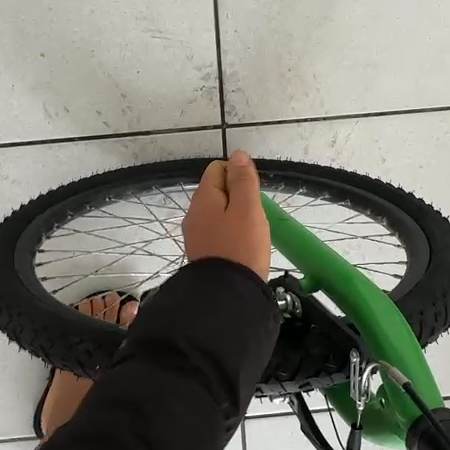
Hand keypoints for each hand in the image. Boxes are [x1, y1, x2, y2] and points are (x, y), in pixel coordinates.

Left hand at [183, 150, 270, 281]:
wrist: (226, 295)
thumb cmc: (241, 248)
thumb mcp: (248, 209)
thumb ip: (243, 180)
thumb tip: (237, 155)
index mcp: (203, 198)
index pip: (219, 169)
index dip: (239, 176)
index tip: (253, 197)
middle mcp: (194, 213)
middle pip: (218, 191)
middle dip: (239, 198)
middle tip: (255, 218)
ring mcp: (196, 234)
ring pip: (219, 212)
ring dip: (236, 217)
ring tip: (250, 235)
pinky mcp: (202, 252)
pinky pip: (218, 232)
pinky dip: (231, 234)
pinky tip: (242, 247)